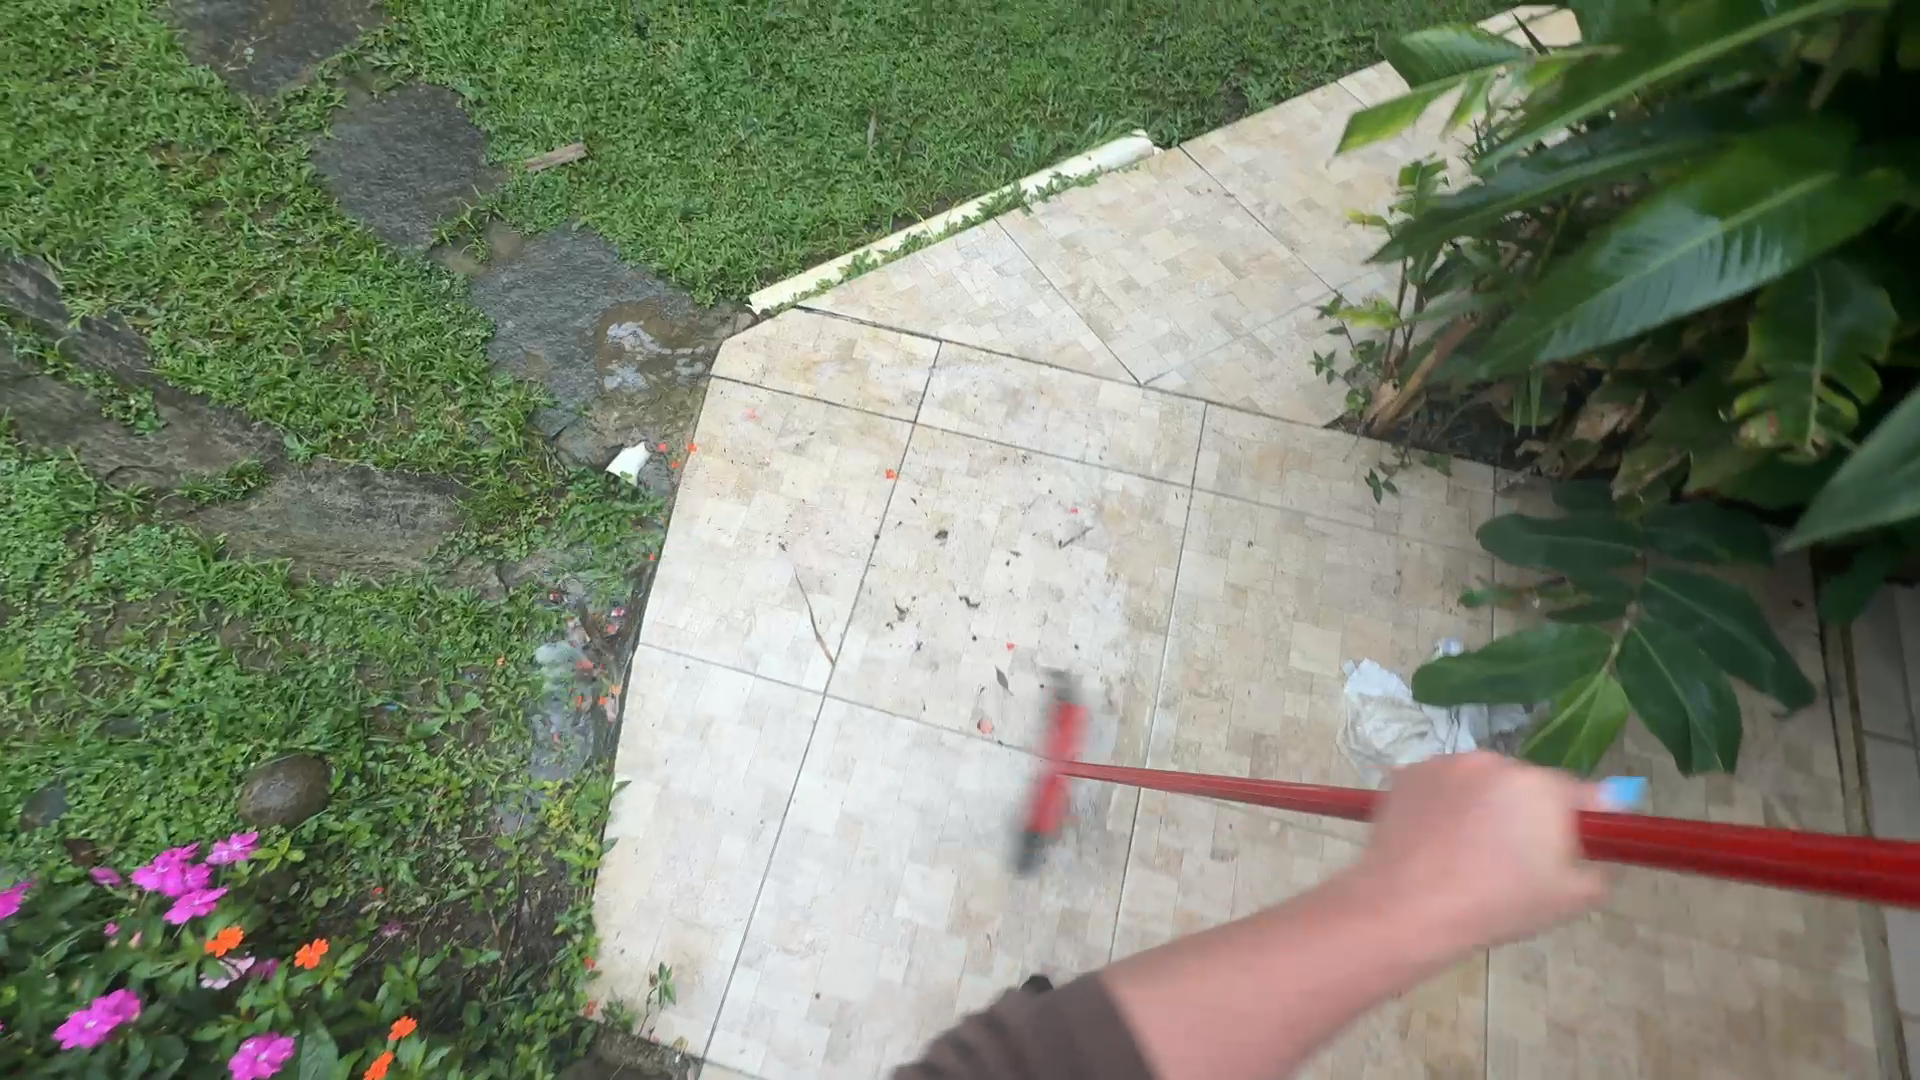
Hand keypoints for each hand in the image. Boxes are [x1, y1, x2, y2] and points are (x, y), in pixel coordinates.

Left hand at [1350, 752, 1610, 951]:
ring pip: (1478, 781)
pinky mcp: (1404, 774)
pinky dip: (1444, 802)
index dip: (1581, 815)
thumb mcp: (1575, 894)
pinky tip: (1438, 836)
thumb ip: (1598, 859)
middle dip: (1526, 809)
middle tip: (1518, 851)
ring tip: (1471, 846)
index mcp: (1537, 785)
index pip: (1578, 791)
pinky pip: (1440, 785)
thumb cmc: (1498, 900)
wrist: (1409, 899)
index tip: (1578, 836)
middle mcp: (1488, 762)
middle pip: (1523, 782)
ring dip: (1483, 801)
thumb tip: (1594, 837)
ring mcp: (1440, 764)